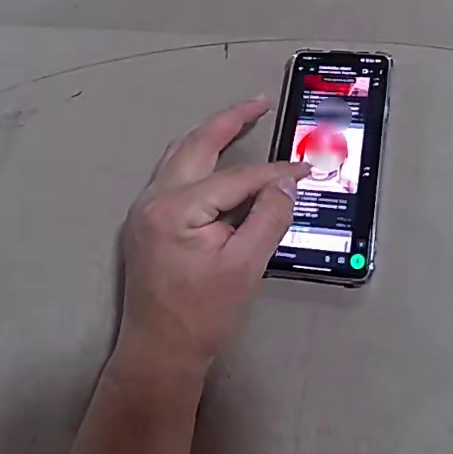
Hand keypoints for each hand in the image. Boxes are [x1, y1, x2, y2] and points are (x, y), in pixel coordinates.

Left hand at [116, 97, 306, 378]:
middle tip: (259, 102)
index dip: (275, 173)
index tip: (306, 168)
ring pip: (180, 154)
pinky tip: (216, 156)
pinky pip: (174, 172)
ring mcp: (146, 208)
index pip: (237, 179)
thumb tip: (287, 182)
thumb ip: (269, 218)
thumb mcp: (245, 267)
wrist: (159, 351)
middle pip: (197, 145)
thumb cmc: (202, 314)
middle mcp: (154, 199)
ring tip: (240, 119)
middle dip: (230, 120)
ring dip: (210, 134)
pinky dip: (198, 156)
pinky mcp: (147, 219)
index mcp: (176, 209)